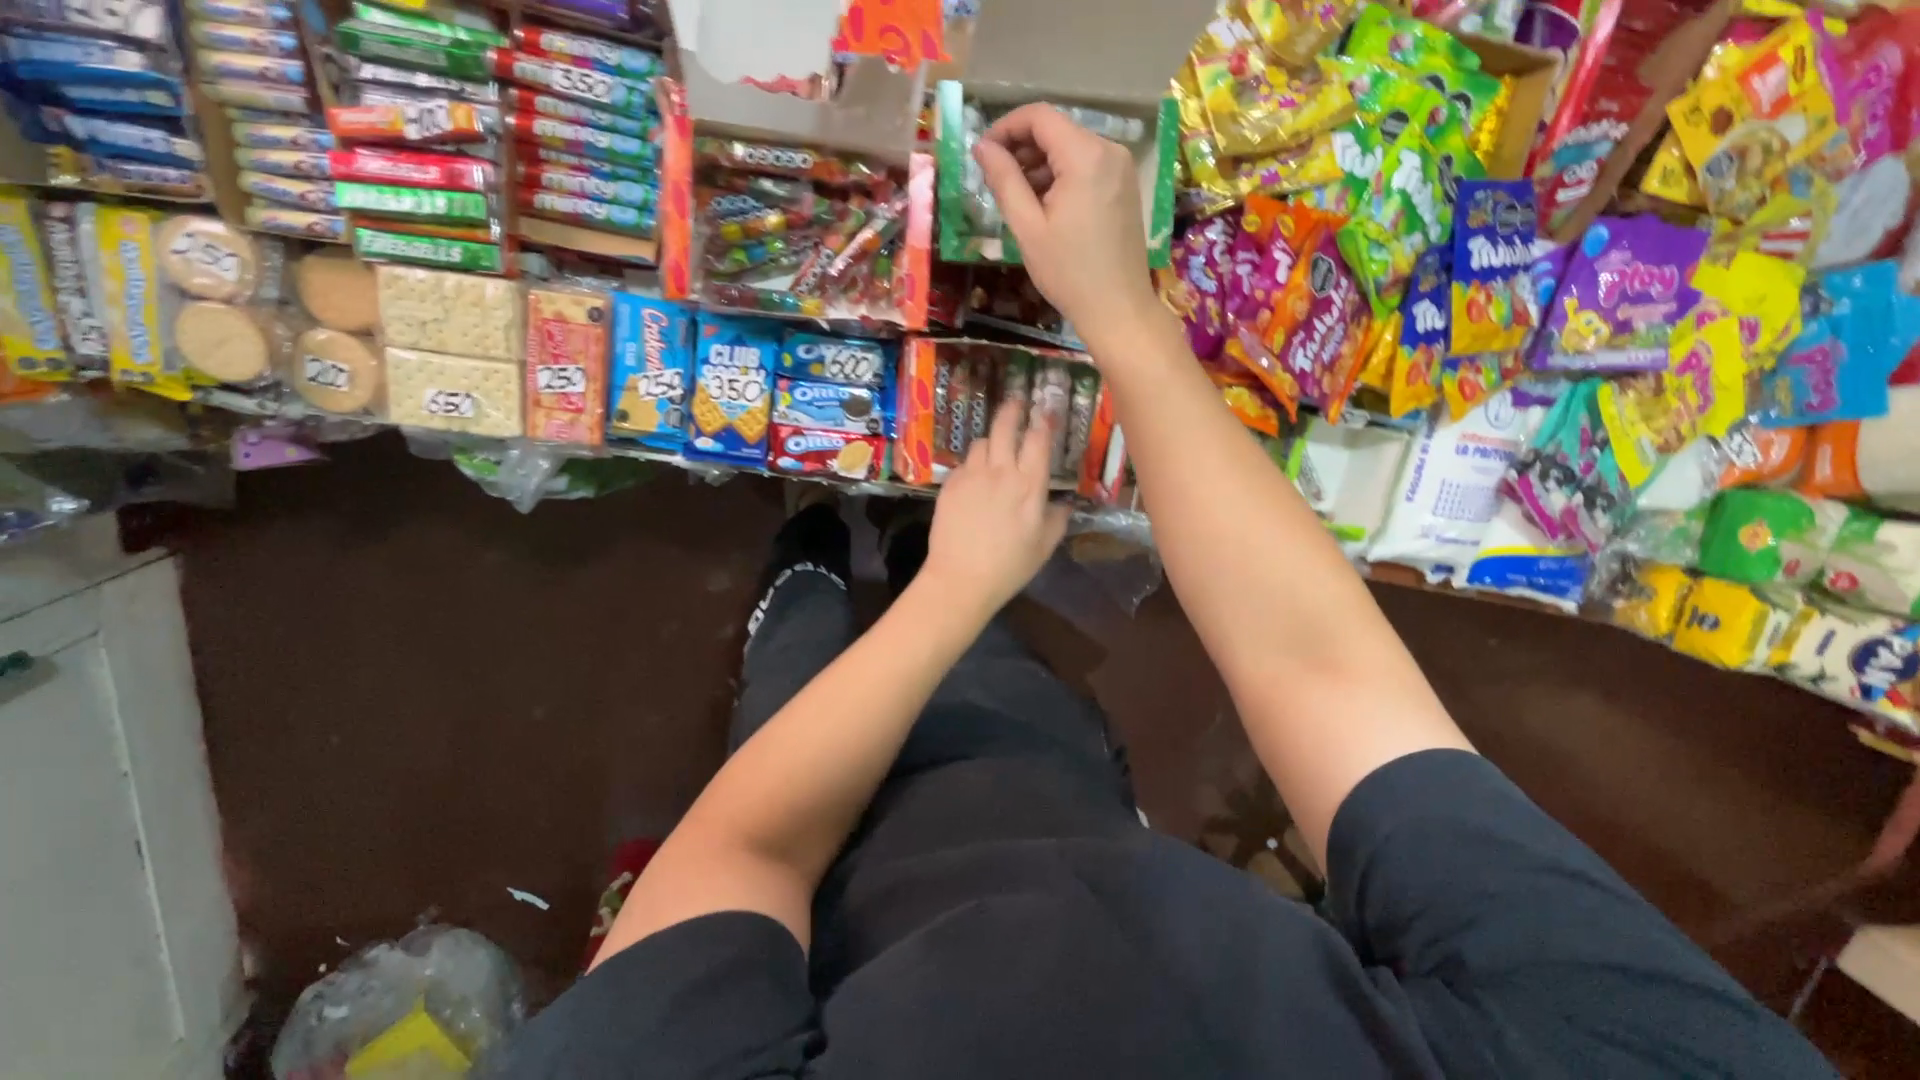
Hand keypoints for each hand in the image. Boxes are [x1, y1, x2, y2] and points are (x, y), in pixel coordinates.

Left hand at [923, 398, 1071, 613]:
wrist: (960, 578)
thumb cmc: (1009, 566)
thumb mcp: (1044, 546)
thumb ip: (1057, 519)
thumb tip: (1064, 504)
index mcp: (1029, 485)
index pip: (1038, 439)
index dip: (1042, 422)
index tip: (1044, 413)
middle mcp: (1000, 472)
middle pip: (1005, 426)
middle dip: (1012, 410)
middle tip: (1016, 403)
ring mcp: (971, 475)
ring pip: (982, 442)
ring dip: (991, 441)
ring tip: (995, 449)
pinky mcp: (949, 485)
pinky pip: (964, 464)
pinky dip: (972, 466)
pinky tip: (975, 480)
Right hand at [973, 104, 1156, 345]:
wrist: (1118, 307)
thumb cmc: (1068, 272)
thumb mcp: (1027, 227)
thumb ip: (1004, 180)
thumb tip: (982, 147)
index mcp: (1085, 155)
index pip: (1039, 116)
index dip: (1006, 127)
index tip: (983, 153)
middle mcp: (1109, 150)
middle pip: (1057, 129)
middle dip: (1022, 147)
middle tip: (995, 179)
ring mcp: (1122, 167)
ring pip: (1071, 147)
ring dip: (1040, 164)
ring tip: (1017, 197)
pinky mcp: (1125, 185)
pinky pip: (1087, 165)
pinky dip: (1062, 175)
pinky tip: (1045, 206)